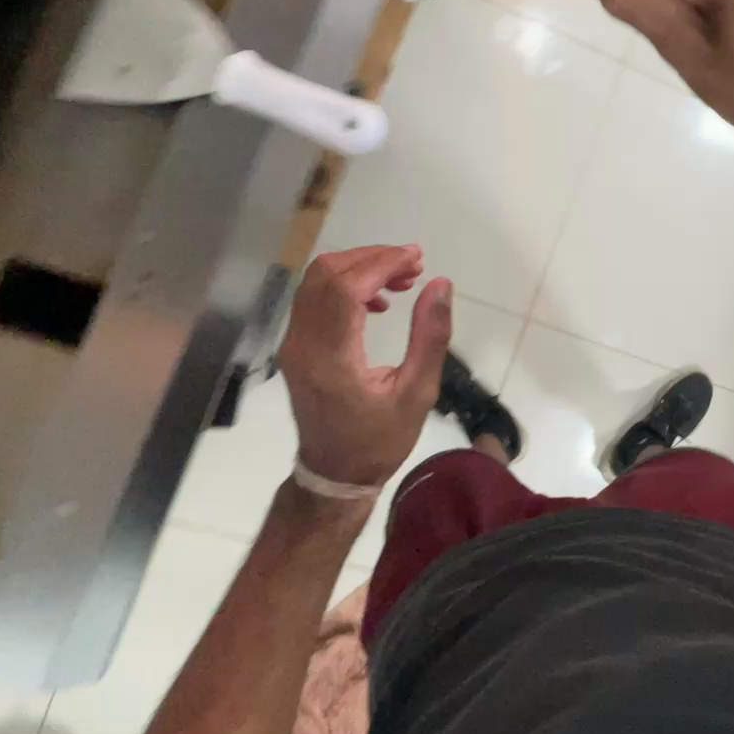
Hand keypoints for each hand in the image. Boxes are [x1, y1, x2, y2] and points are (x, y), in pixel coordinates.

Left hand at [278, 245, 452, 488]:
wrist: (335, 475)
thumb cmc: (381, 440)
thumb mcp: (418, 393)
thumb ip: (431, 336)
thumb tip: (441, 284)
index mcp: (332, 358)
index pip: (346, 288)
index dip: (381, 263)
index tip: (417, 259)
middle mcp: (303, 345)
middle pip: (325, 274)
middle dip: (371, 258)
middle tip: (413, 266)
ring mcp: (293, 345)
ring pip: (315, 281)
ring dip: (358, 268)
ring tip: (401, 279)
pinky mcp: (295, 347)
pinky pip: (314, 299)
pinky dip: (345, 285)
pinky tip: (378, 301)